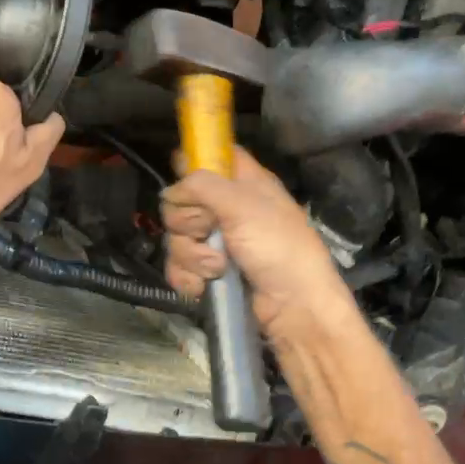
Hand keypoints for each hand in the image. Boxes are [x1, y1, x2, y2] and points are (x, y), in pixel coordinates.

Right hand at [161, 149, 350, 332]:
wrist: (293, 308)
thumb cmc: (278, 249)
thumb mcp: (243, 207)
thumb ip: (202, 187)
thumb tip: (172, 191)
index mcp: (245, 183)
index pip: (213, 155)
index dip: (194, 163)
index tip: (185, 180)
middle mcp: (229, 208)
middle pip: (182, 201)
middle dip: (187, 223)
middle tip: (208, 232)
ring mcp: (218, 241)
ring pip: (177, 236)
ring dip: (190, 255)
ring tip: (215, 269)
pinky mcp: (210, 269)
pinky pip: (179, 265)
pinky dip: (186, 276)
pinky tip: (201, 286)